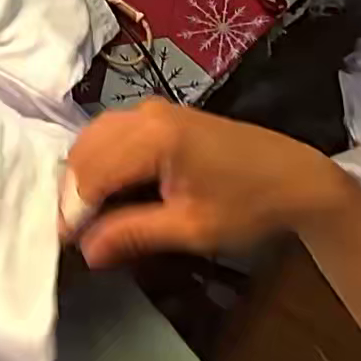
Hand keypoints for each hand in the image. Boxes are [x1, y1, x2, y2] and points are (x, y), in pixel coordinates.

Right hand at [63, 98, 349, 266]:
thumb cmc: (249, 206)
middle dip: (73, 189)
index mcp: (153, 137)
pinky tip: (104, 184)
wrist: (297, 177)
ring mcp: (148, 108)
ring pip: (94, 136)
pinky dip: (98, 156)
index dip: (73, 206)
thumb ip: (134, 234)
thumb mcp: (192, 229)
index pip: (93, 170)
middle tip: (73, 229)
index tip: (63, 240)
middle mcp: (143, 113)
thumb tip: (87, 251)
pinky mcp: (155, 112)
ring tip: (86, 210)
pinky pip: (109, 130)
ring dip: (83, 171)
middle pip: (87, 148)